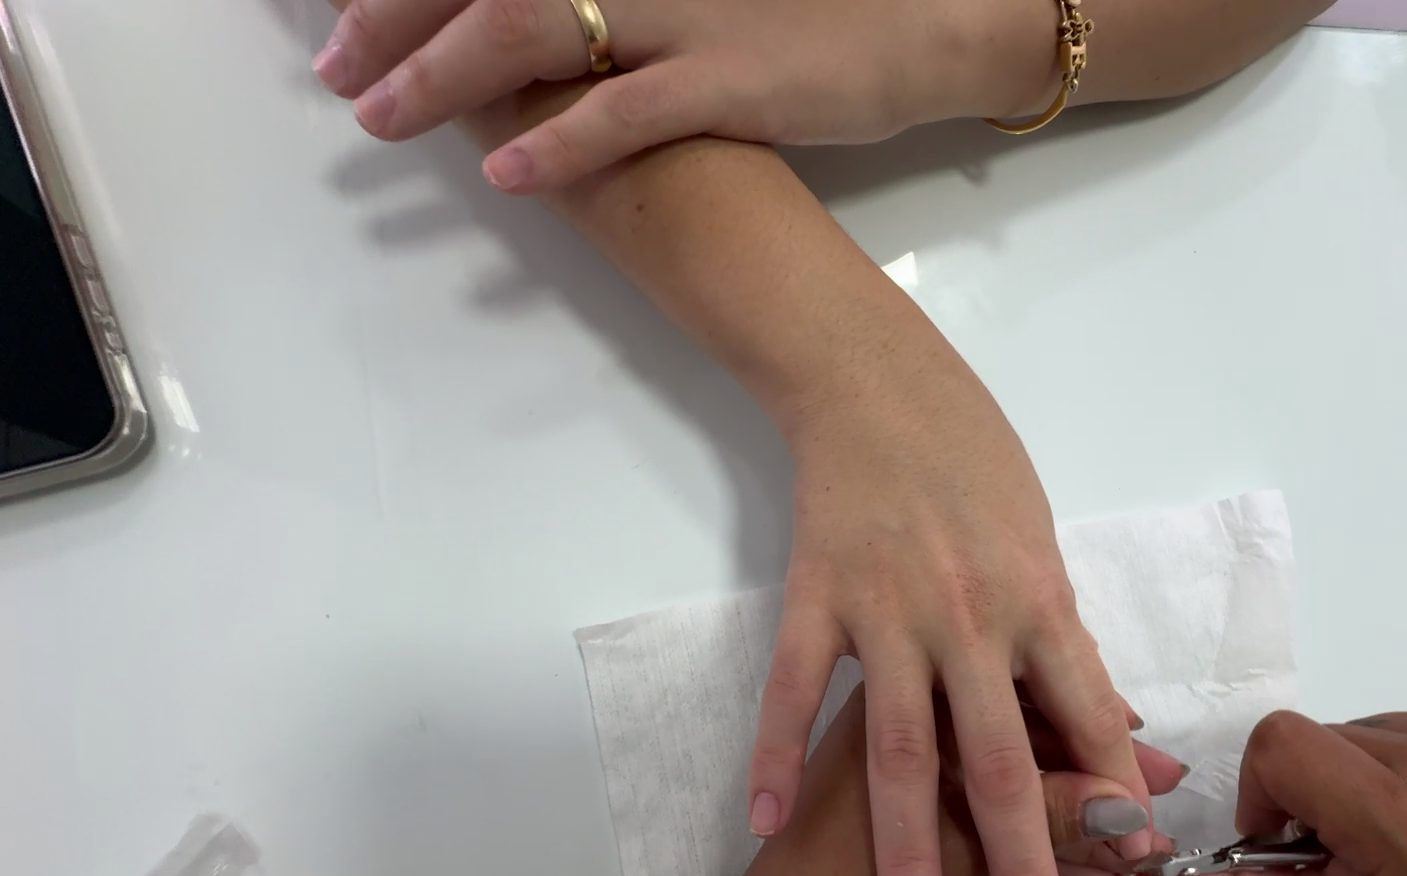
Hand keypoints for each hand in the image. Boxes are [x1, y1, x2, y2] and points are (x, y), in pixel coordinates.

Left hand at [310, 0, 1056, 191]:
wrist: (915, 26)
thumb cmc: (817, 10)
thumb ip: (630, 4)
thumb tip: (575, 28)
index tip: (352, 14)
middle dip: (391, 19)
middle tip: (337, 69)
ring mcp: (682, 17)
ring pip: (528, 32)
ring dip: (441, 78)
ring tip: (382, 122)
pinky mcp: (729, 84)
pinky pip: (624, 114)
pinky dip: (559, 141)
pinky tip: (505, 173)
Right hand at [745, 370, 1155, 875]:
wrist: (882, 387)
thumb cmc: (974, 459)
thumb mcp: (1039, 541)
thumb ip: (1059, 636)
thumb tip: (1100, 716)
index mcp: (1036, 599)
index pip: (1086, 718)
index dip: (1113, 795)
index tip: (1129, 867)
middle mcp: (968, 619)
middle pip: (1001, 762)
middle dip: (1026, 869)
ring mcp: (885, 611)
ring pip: (897, 750)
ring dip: (904, 850)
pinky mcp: (814, 597)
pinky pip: (792, 687)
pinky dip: (774, 754)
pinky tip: (764, 827)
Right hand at [1132, 712, 1406, 875]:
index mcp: (1404, 817)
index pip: (1280, 742)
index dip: (1263, 790)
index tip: (1291, 841)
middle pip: (1308, 737)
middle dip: (1303, 791)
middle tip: (1342, 852)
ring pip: (1342, 731)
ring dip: (1340, 778)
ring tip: (1384, 837)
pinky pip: (1384, 726)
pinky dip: (1377, 766)